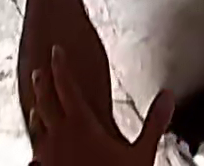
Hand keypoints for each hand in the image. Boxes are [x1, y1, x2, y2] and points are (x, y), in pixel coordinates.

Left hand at [28, 46, 173, 165]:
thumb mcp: (141, 155)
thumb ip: (153, 123)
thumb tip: (169, 95)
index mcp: (80, 123)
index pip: (64, 84)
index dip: (59, 64)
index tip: (55, 48)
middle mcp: (59, 135)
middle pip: (44, 100)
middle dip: (42, 84)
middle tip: (39, 70)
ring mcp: (48, 157)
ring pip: (36, 128)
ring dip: (36, 114)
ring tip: (34, 108)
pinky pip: (35, 160)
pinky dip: (36, 152)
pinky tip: (35, 156)